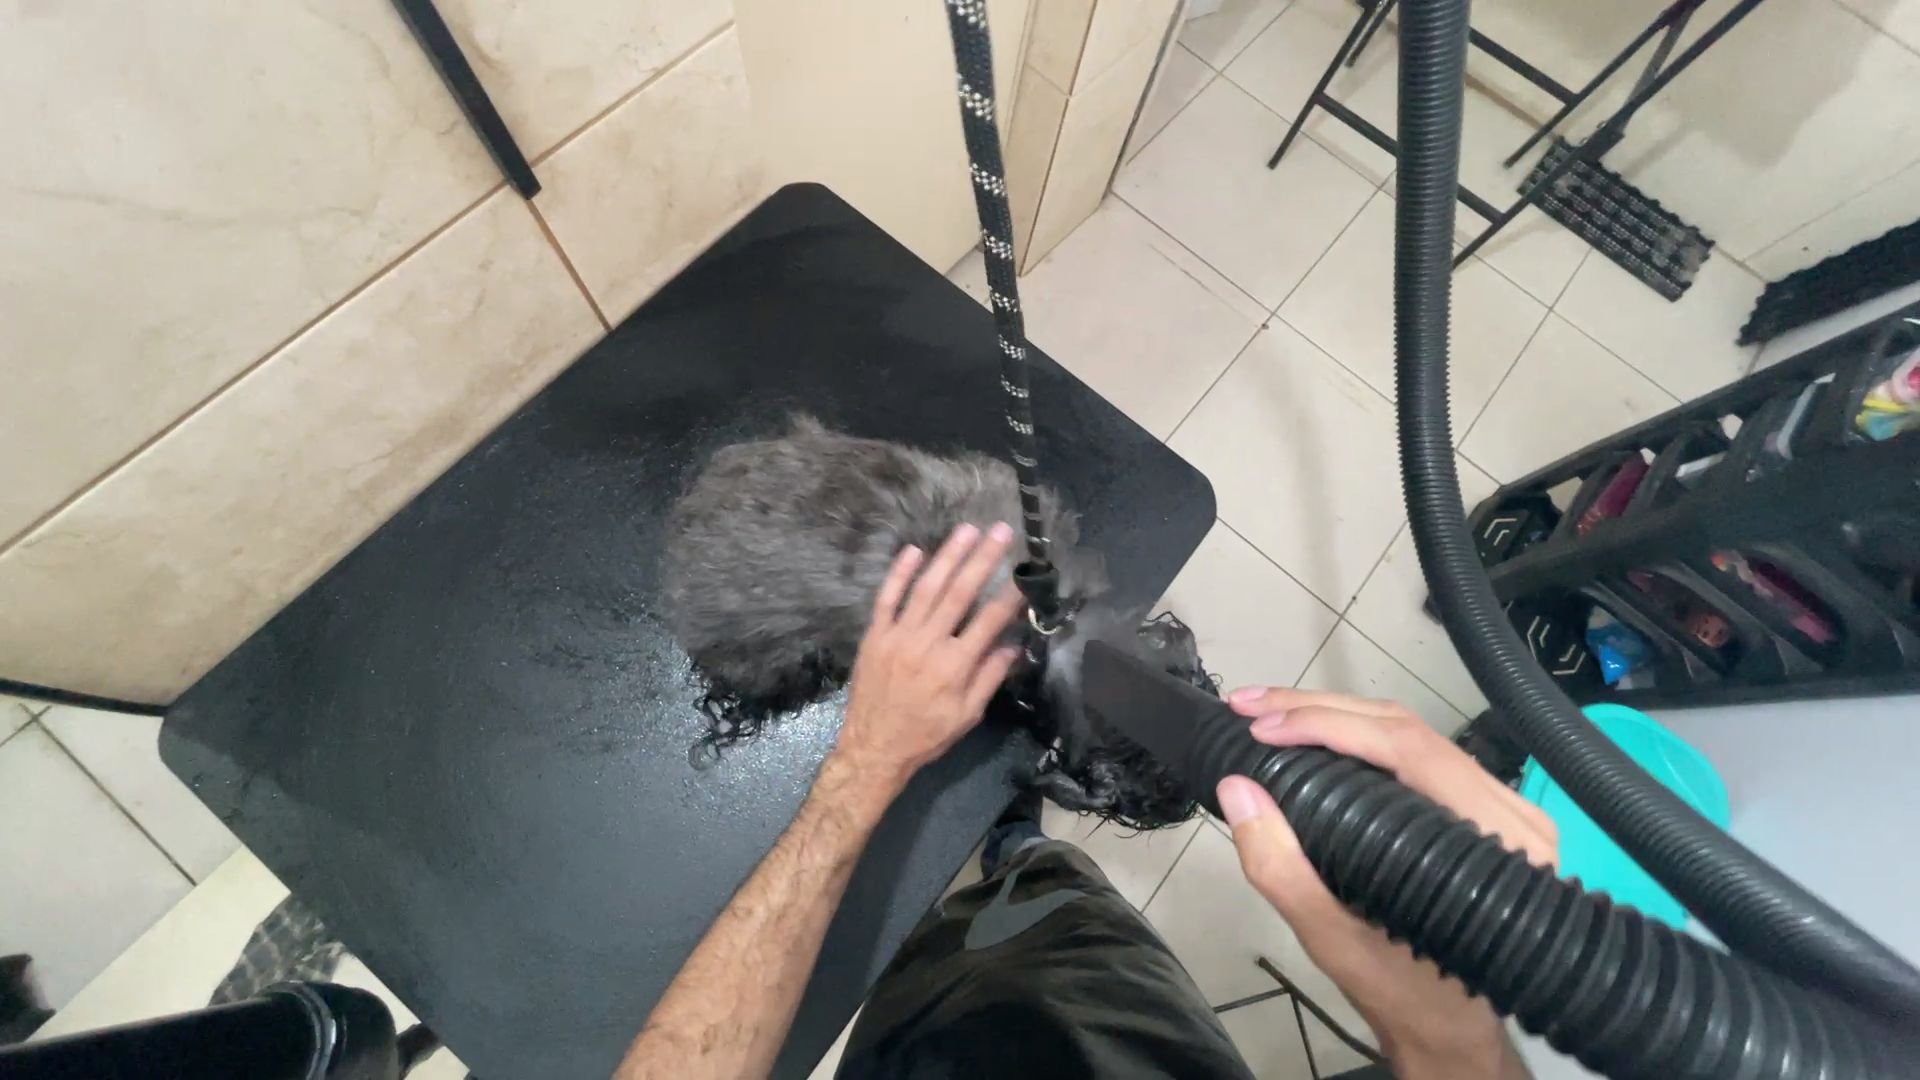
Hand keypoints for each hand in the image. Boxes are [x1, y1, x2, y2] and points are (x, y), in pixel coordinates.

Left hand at [832, 523, 1025, 792]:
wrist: (874, 748)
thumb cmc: (926, 735)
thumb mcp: (967, 715)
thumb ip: (990, 677)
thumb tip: (1014, 645)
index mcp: (955, 665)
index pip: (989, 620)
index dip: (1009, 594)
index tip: (1025, 571)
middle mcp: (927, 643)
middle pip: (959, 593)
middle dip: (982, 559)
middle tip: (1000, 531)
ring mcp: (898, 636)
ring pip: (926, 588)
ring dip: (947, 556)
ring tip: (966, 530)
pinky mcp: (875, 635)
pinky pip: (887, 598)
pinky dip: (899, 573)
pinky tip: (914, 550)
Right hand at [1215, 688, 1553, 1078]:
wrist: (1450, 1031)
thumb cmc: (1401, 992)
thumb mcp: (1332, 941)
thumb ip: (1282, 868)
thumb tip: (1236, 786)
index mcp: (1493, 840)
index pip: (1406, 748)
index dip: (1325, 725)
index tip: (1259, 729)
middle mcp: (1507, 810)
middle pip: (1401, 725)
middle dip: (1312, 707)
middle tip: (1244, 705)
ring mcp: (1494, 802)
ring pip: (1401, 727)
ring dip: (1324, 711)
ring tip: (1260, 710)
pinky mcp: (1470, 802)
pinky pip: (1404, 746)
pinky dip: (1345, 728)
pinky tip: (1302, 727)